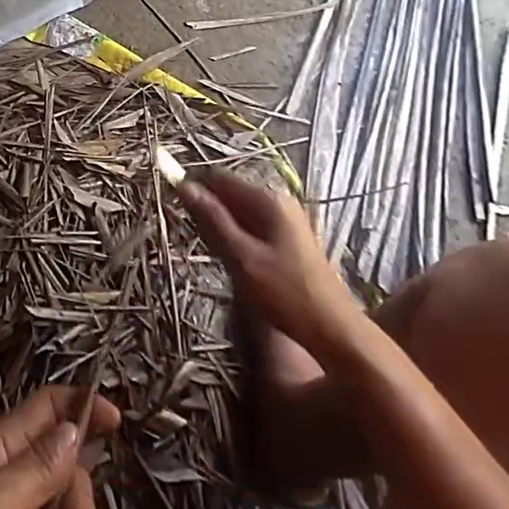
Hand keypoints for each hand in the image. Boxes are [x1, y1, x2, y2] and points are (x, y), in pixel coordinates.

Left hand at [0, 385, 120, 508]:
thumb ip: (39, 462)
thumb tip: (74, 427)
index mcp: (3, 447)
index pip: (48, 404)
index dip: (82, 401)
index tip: (116, 419)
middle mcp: (19, 474)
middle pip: (72, 463)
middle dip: (76, 493)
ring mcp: (28, 508)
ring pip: (75, 504)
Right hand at [173, 170, 362, 350]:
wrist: (334, 331)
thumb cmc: (285, 294)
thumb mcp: (241, 257)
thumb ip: (212, 219)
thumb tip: (184, 185)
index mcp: (267, 199)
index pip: (218, 178)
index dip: (194, 188)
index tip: (174, 208)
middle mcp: (279, 201)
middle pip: (230, 193)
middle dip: (208, 210)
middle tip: (199, 240)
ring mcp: (287, 220)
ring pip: (240, 212)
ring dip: (222, 227)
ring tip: (217, 254)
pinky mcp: (289, 239)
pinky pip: (253, 226)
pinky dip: (238, 238)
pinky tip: (235, 261)